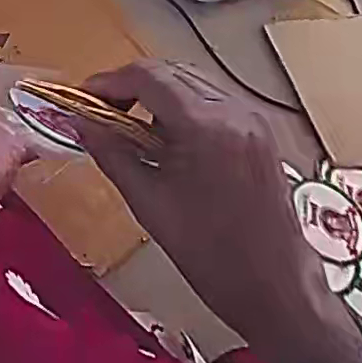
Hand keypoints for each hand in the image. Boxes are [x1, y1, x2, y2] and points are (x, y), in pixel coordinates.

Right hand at [75, 60, 361, 362]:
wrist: (279, 292)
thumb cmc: (212, 256)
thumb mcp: (150, 204)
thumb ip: (112, 154)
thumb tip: (81, 123)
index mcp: (207, 126)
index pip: (148, 77)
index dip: (110, 81)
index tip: (85, 98)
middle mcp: (234, 109)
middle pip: (170, 71)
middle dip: (131, 84)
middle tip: (102, 110)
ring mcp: (252, 116)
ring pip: (191, 80)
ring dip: (157, 93)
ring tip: (130, 125)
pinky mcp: (260, 129)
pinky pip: (212, 99)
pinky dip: (183, 106)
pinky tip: (167, 137)